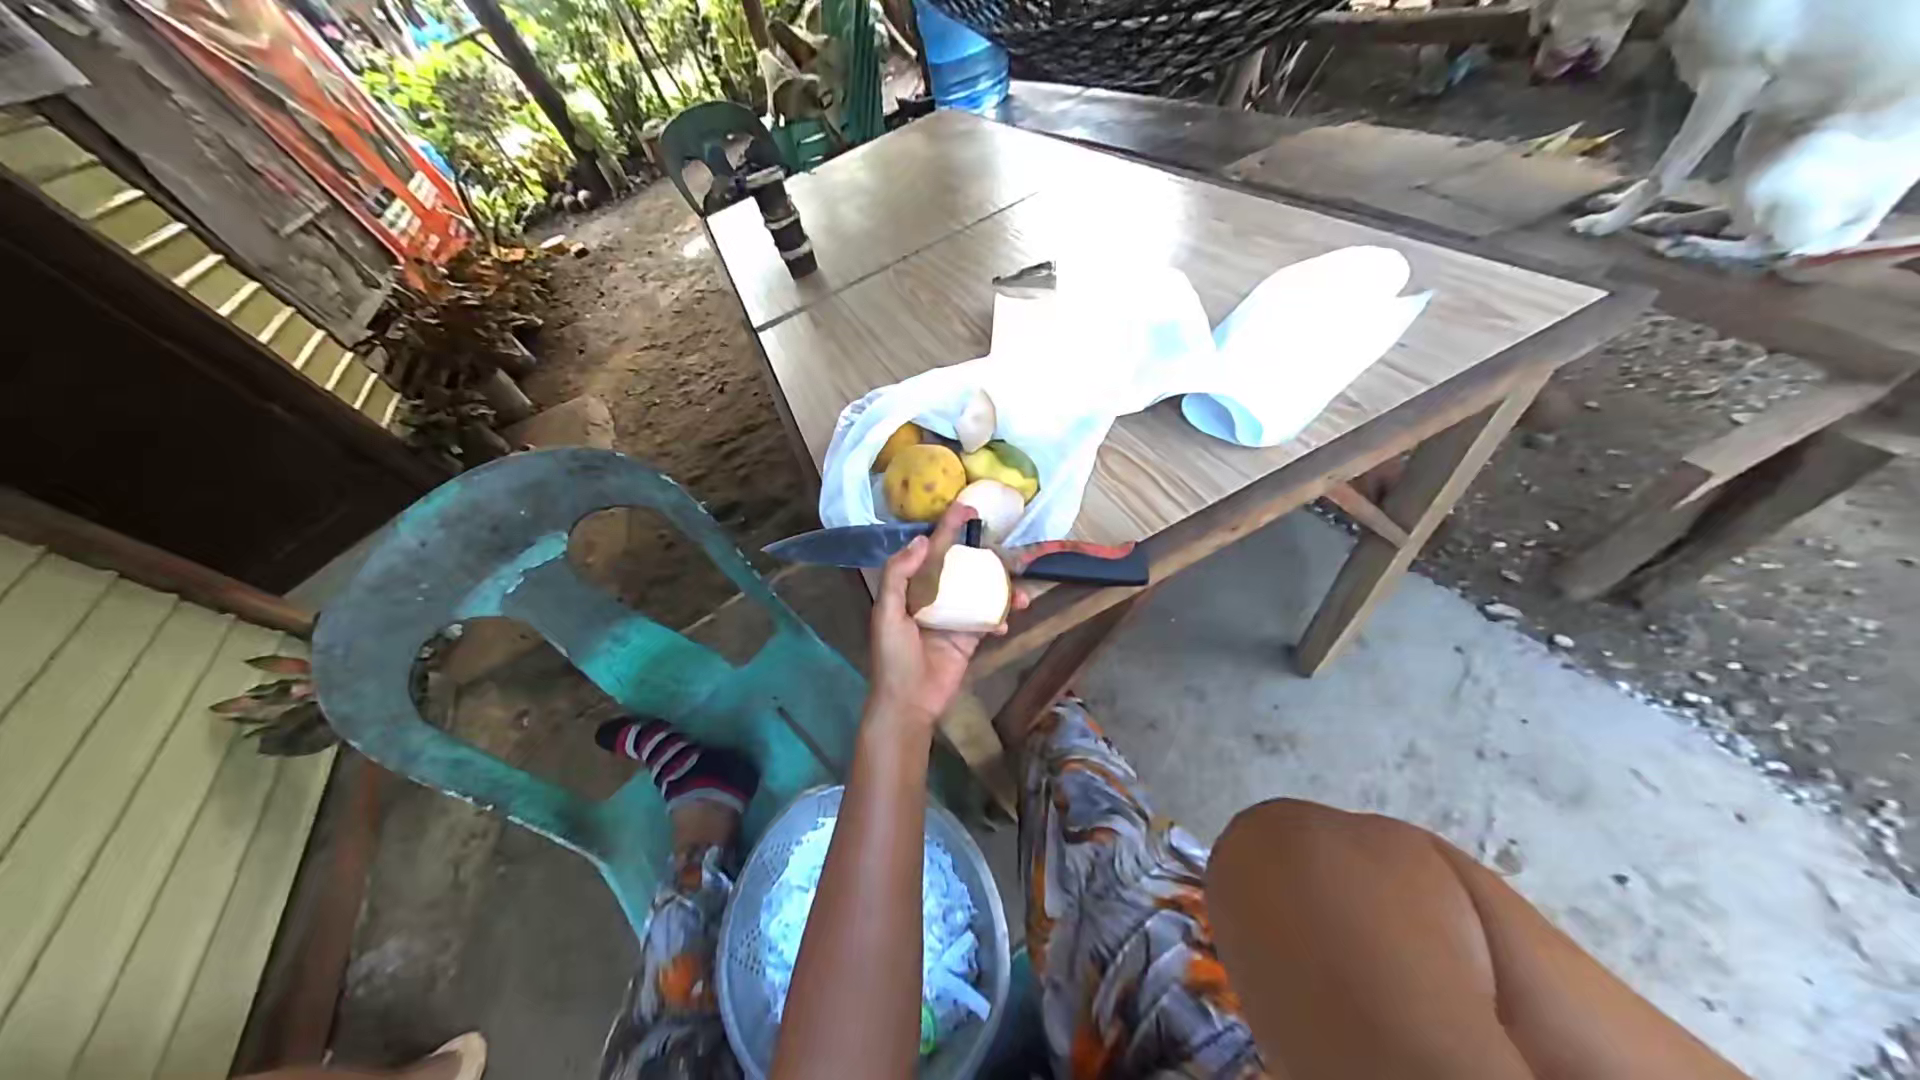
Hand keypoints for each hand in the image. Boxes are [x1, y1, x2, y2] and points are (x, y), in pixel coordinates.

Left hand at [869, 501, 1026, 723]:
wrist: (909, 703)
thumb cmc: (893, 657)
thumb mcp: (886, 612)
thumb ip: (899, 574)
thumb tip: (924, 540)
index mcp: (912, 588)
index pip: (932, 551)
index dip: (948, 528)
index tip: (967, 507)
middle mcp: (934, 597)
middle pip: (963, 568)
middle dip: (984, 558)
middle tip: (1004, 552)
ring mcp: (954, 617)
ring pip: (982, 592)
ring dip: (1002, 589)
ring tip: (1019, 594)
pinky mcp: (969, 638)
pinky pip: (989, 619)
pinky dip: (1001, 617)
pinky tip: (1005, 622)